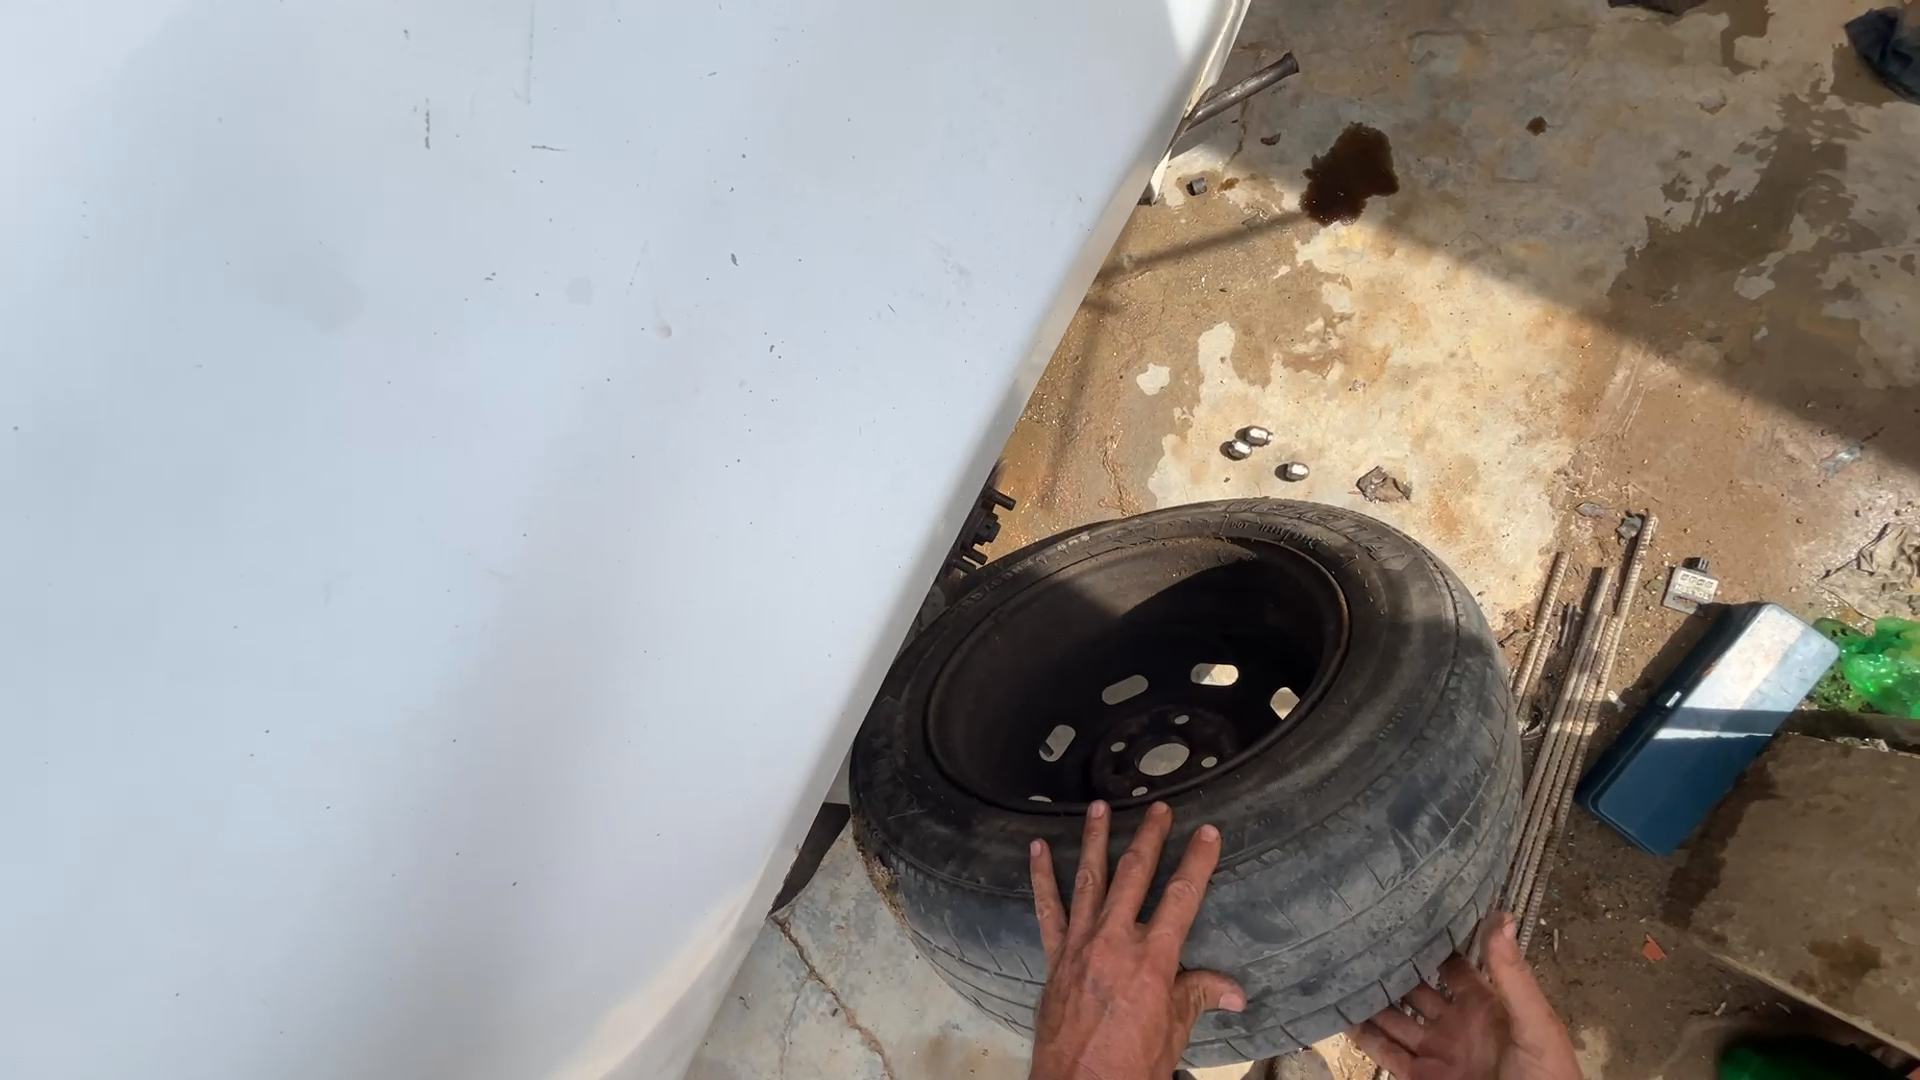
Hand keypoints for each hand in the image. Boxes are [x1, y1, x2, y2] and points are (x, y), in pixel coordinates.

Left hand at [1027, 800, 1244, 1079]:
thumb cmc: (1132, 1066)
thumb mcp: (1174, 1034)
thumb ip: (1197, 998)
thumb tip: (1236, 991)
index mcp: (1151, 959)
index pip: (1181, 898)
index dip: (1197, 862)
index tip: (1207, 832)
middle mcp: (1114, 940)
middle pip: (1135, 875)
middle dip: (1150, 838)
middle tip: (1159, 807)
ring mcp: (1081, 942)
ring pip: (1090, 878)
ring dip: (1095, 839)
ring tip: (1099, 807)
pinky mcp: (1055, 953)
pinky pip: (1048, 907)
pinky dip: (1042, 876)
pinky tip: (1037, 847)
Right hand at [1350, 912, 1581, 1079]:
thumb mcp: (1536, 1029)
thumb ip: (1512, 976)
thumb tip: (1502, 914)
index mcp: (1484, 1006)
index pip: (1447, 962)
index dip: (1424, 938)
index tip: (1391, 909)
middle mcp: (1455, 1024)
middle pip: (1411, 985)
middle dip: (1385, 963)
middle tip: (1349, 932)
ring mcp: (1436, 1052)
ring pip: (1391, 1016)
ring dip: (1367, 995)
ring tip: (1334, 964)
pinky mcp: (1420, 1078)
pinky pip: (1384, 1051)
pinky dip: (1361, 1033)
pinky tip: (1337, 1011)